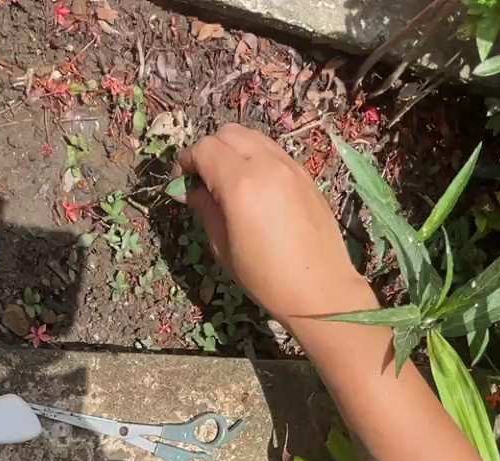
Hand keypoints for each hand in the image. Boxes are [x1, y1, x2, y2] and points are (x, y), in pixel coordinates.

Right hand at [176, 124, 377, 321]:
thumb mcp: (223, 248)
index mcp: (240, 185)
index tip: (182, 182)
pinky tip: (254, 187)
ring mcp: (288, 165)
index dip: (187, 161)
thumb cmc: (265, 277)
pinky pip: (272, 151)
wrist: (318, 288)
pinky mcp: (304, 173)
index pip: (204, 149)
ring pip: (252, 137)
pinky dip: (255, 157)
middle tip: (203, 180)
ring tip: (228, 181)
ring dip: (233, 150)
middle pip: (227, 134)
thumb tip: (190, 191)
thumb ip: (205, 210)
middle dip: (208, 150)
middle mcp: (265, 165)